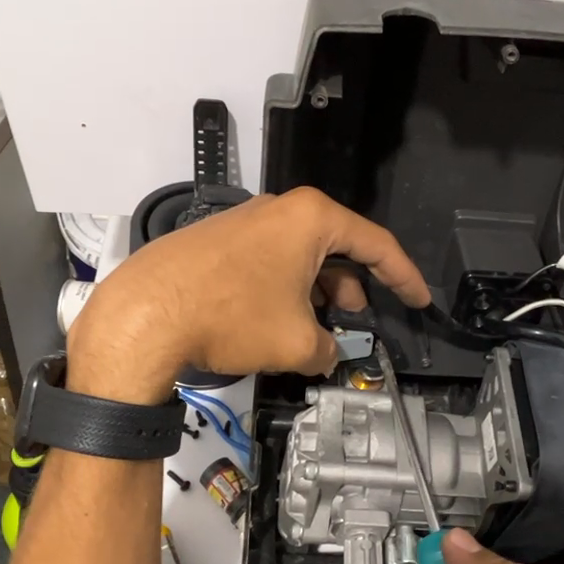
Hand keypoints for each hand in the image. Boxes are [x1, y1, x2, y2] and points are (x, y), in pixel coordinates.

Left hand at [66, 187, 429, 402]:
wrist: (143, 316)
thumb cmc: (230, 318)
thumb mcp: (298, 344)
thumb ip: (329, 349)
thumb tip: (325, 354)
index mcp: (311, 219)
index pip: (377, 244)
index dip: (404, 277)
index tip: (419, 299)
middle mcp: (279, 210)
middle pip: (336, 249)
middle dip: (350, 290)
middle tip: (354, 323)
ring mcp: (244, 221)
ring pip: (299, 258)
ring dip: (314, 295)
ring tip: (312, 332)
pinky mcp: (216, 241)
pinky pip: (268, 262)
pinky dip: (283, 291)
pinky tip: (274, 324)